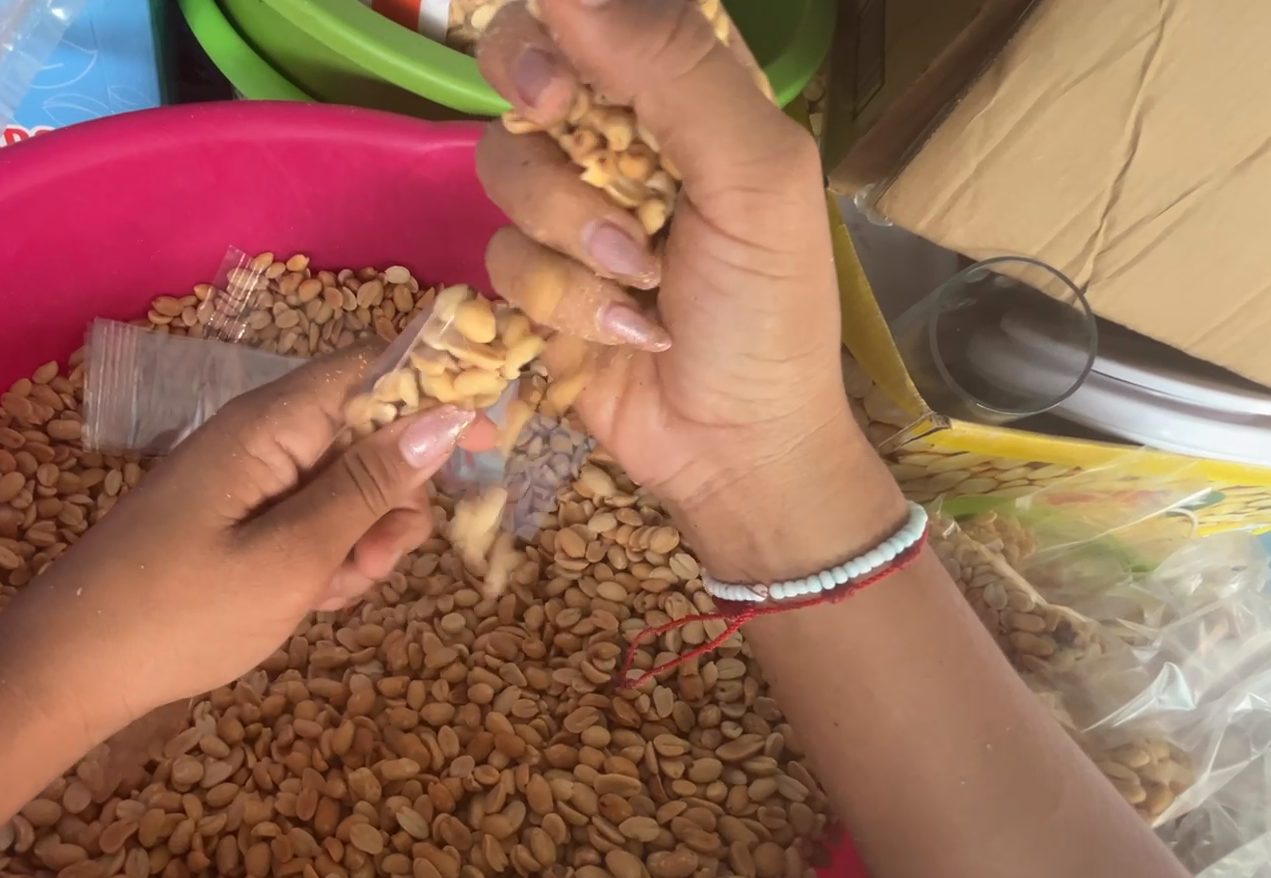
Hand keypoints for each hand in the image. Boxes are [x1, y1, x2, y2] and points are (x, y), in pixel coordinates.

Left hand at [0, 350, 488, 746]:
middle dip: (393, 499)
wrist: (73, 672)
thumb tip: (446, 419)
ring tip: (332, 593)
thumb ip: (369, 487)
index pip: (372, 372)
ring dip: (363, 540)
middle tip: (377, 561)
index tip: (489, 440)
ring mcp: (254, 482)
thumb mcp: (292, 556)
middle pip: (368, 438)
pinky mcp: (246, 520)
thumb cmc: (181, 614)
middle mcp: (265, 440)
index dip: (438, 394)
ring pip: (349, 491)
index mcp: (272, 426)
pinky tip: (313, 600)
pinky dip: (330, 560)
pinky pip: (314, 524)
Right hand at [475, 0, 904, 575]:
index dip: (563, 22)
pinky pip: (503, 262)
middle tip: (554, 115)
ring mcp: (567, 218)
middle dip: (531, 96)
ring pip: (505, 173)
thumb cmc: (767, 311)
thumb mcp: (755, 178)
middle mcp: (613, 145)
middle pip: (521, 70)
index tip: (568, 61)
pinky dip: (562, 301)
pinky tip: (621, 331)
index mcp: (682, 96)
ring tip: (640, 280)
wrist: (731, 441)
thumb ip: (677, 70)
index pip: (599, 13)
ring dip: (571, 234)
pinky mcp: (536, 287)